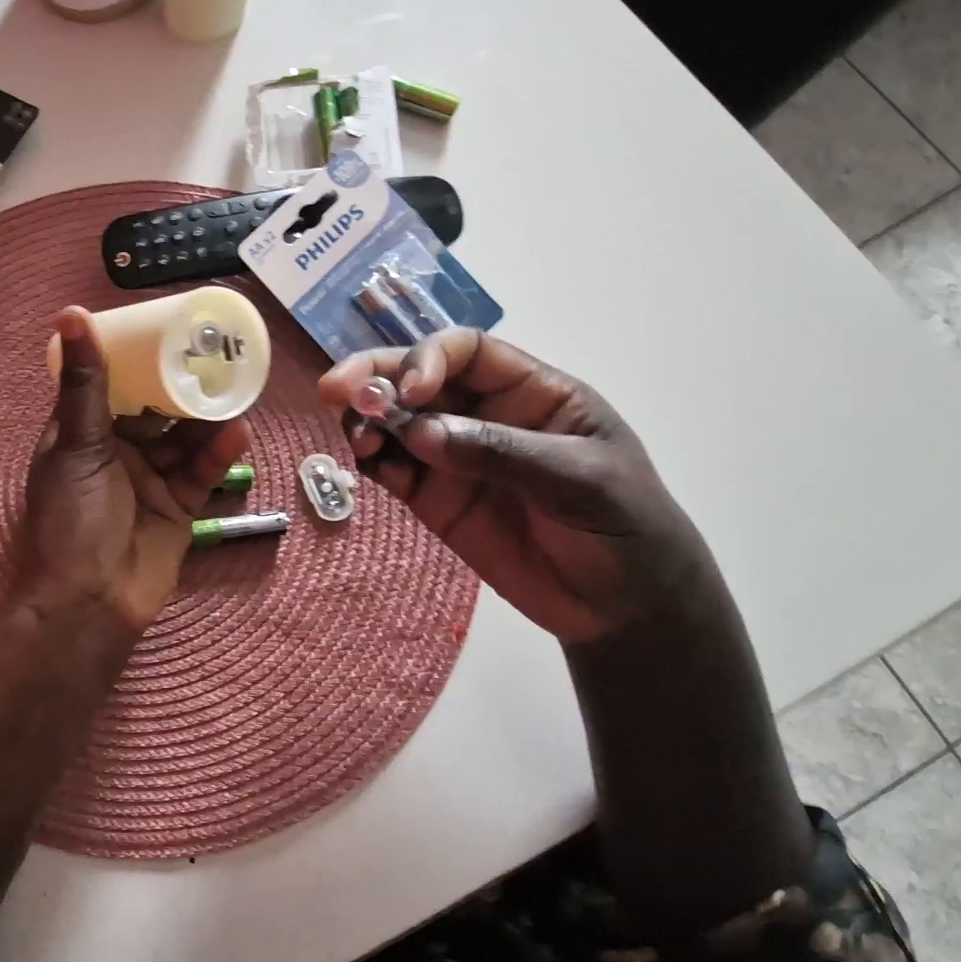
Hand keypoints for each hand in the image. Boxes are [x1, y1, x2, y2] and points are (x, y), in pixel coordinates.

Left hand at [19, 308, 251, 631]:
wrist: (93, 602)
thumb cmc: (74, 519)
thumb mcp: (77, 445)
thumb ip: (86, 384)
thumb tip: (71, 312)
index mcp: (81, 434)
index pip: (111, 385)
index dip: (138, 359)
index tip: (170, 329)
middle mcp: (115, 453)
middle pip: (155, 410)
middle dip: (183, 387)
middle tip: (218, 356)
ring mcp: (149, 481)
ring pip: (184, 440)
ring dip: (206, 419)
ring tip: (236, 391)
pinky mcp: (178, 508)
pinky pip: (201, 474)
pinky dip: (218, 456)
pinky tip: (238, 435)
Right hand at [320, 328, 706, 642]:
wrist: (622, 609)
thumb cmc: (626, 529)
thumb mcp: (580, 482)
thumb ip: (501, 453)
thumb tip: (419, 433)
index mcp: (532, 393)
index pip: (468, 352)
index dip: (429, 358)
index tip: (408, 391)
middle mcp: (483, 415)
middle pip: (417, 378)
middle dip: (375, 377)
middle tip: (334, 389)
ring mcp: (453, 458)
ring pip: (393, 422)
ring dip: (365, 422)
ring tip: (356, 442)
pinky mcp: (432, 499)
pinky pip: (391, 469)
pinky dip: (369, 463)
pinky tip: (364, 466)